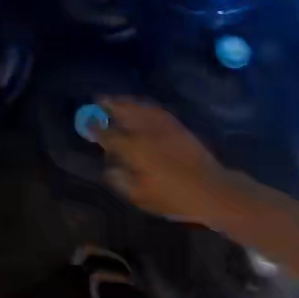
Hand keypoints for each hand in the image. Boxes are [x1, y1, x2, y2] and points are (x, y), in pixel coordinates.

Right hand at [94, 97, 239, 225]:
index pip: (110, 135)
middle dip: (110, 105)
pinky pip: (155, 109)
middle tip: (99, 100)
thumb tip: (109, 169)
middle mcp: (146, 131)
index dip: (96, 129)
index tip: (87, 123)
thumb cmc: (175, 198)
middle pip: (124, 112)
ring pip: (139, 107)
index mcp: (135, 149)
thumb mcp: (143, 197)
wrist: (212, 189)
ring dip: (125, 102)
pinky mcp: (176, 125)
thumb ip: (122, 181)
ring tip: (115, 99)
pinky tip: (140, 106)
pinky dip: (143, 105)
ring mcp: (163, 125)